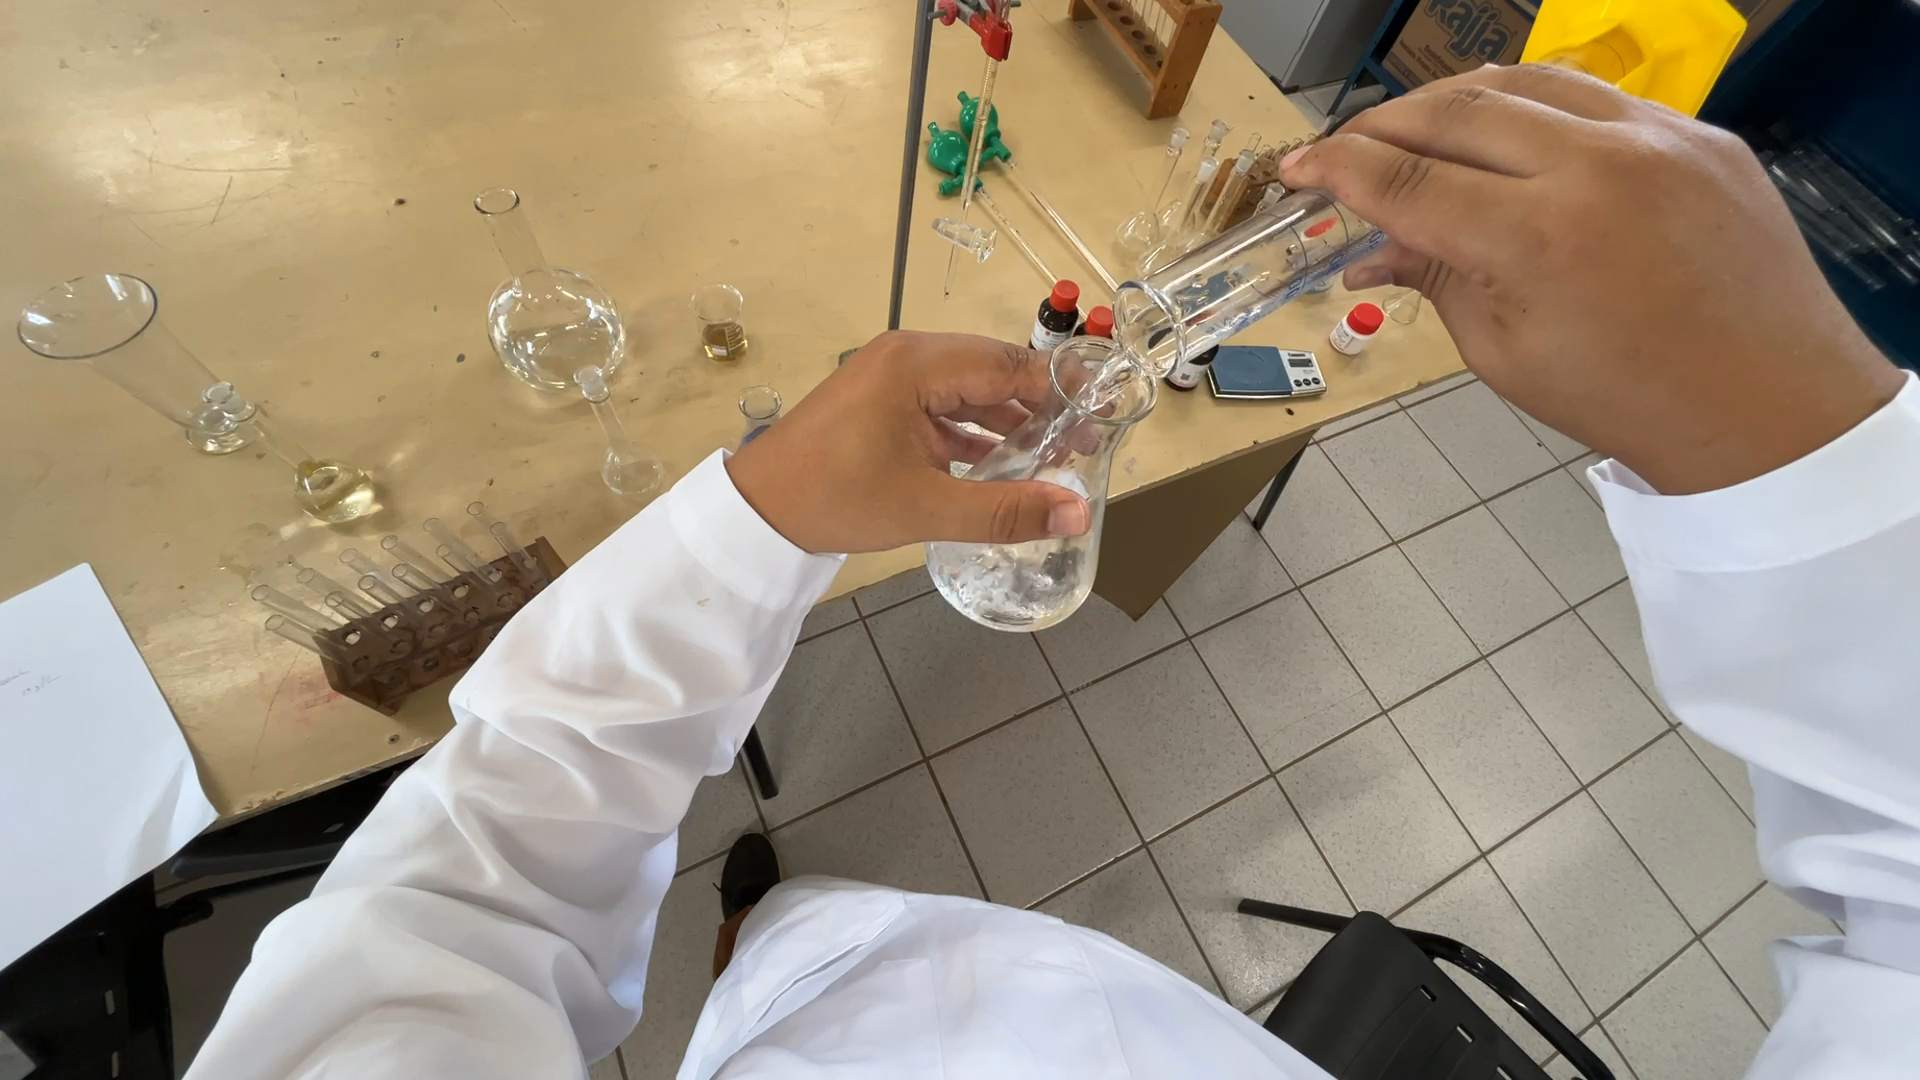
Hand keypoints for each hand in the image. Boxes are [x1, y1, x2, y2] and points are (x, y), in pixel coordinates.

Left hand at [724, 331, 1091, 553]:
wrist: (757, 511)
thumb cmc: (837, 500)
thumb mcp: (926, 509)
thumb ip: (1006, 511)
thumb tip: (1078, 514)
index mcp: (917, 364)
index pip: (1010, 365)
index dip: (1061, 391)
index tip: (1101, 419)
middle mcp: (908, 356)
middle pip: (993, 372)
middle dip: (1039, 408)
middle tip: (1082, 445)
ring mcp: (892, 377)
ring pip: (968, 390)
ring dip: (1007, 423)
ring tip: (1051, 458)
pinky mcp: (883, 401)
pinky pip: (942, 408)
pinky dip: (973, 433)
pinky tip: (1001, 464)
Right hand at [1283, 64, 1902, 494]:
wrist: (1756, 397)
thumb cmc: (1609, 393)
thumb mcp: (1495, 346)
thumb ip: (1434, 277)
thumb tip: (1370, 255)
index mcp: (1537, 237)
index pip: (1408, 181)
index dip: (1338, 169)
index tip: (1295, 168)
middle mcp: (1597, 164)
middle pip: (1455, 112)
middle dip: (1376, 126)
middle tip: (1333, 151)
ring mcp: (1656, 134)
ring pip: (1518, 82)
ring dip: (1441, 102)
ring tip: (1397, 132)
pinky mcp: (1691, 129)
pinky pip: (1582, 93)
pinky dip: (1513, 105)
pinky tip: (1484, 133)